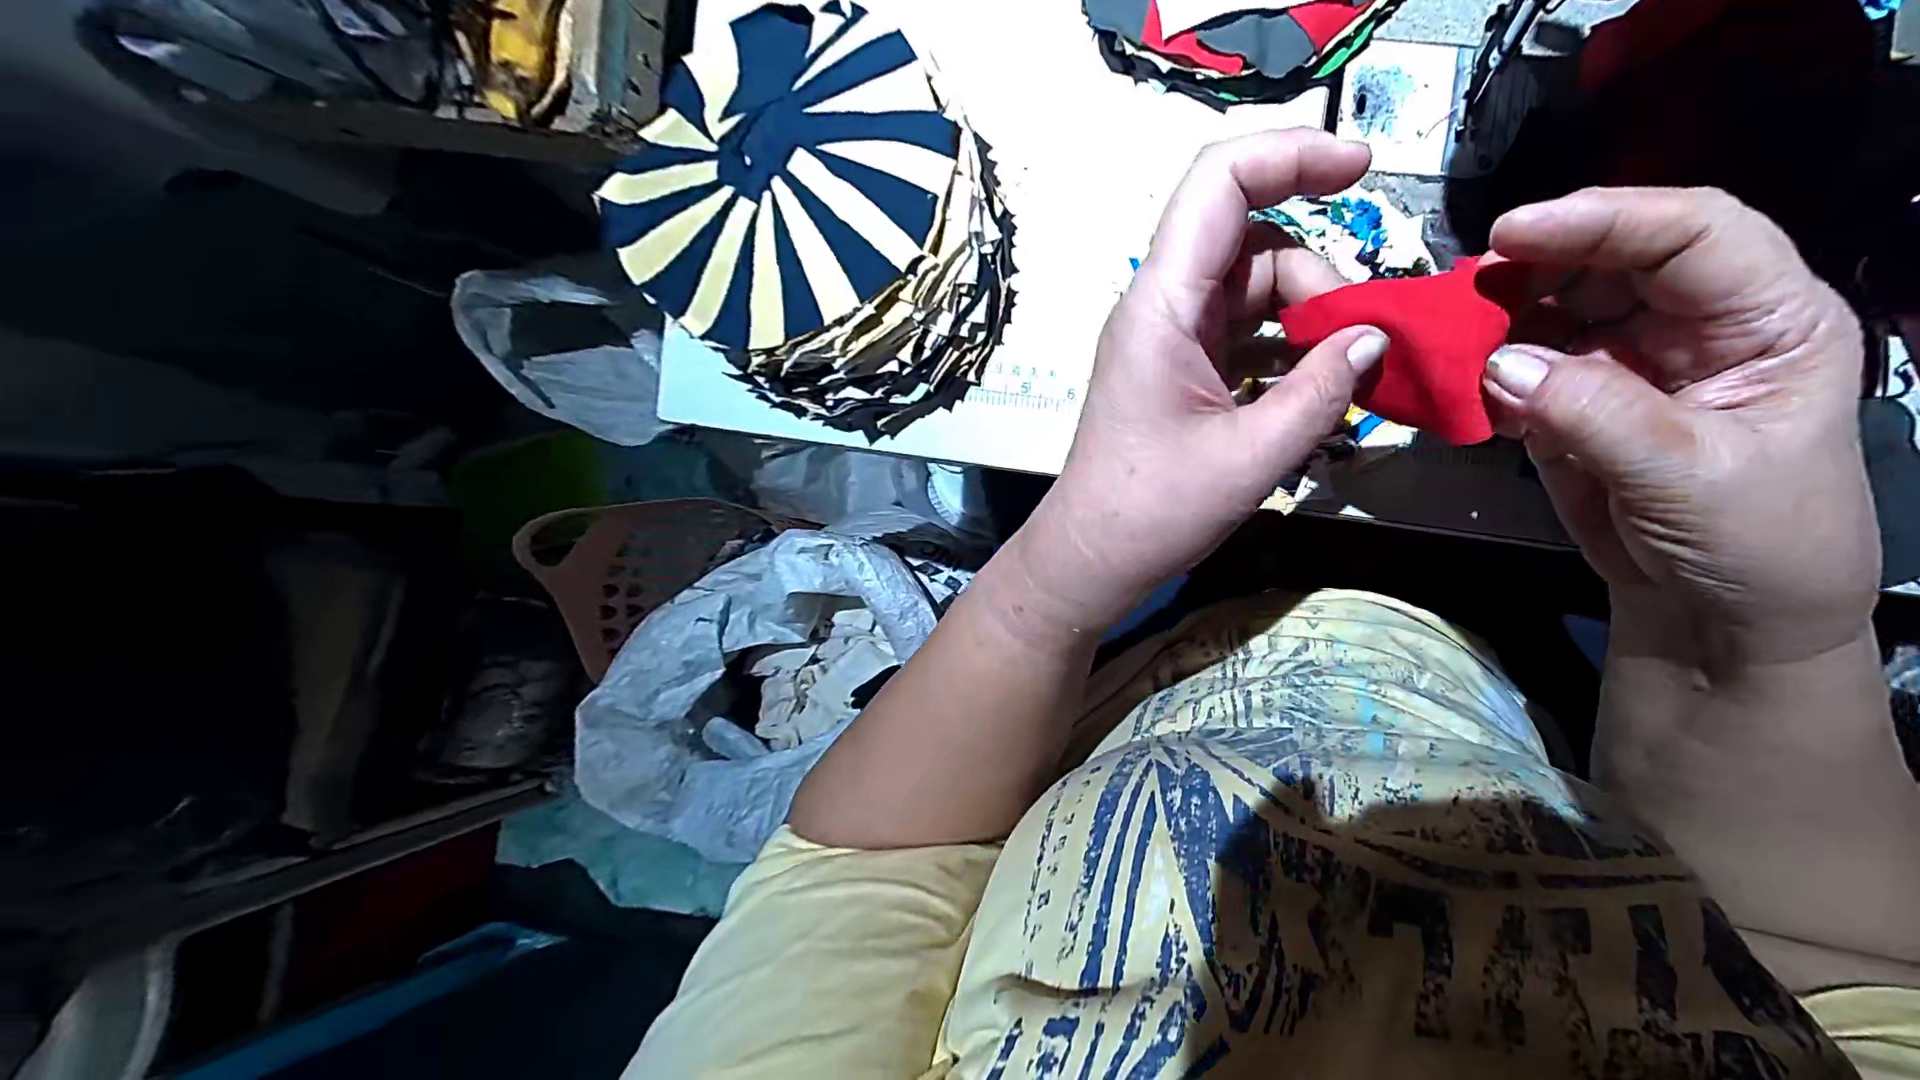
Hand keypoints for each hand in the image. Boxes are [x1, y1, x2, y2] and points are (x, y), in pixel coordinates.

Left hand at [1005, 130, 1389, 636]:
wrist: (1093, 555)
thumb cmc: (1153, 511)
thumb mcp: (1251, 455)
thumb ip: (1321, 390)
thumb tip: (1375, 338)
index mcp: (1161, 307)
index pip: (1218, 186)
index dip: (1290, 156)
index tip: (1361, 167)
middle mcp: (1160, 309)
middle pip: (1251, 243)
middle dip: (1318, 277)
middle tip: (1359, 344)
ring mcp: (1168, 340)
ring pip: (1253, 290)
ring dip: (1308, 318)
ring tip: (1346, 376)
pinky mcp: (1178, 371)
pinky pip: (1243, 333)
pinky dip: (1285, 349)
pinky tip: (1317, 389)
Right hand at [1482, 187, 1878, 666]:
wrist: (1712, 609)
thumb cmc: (1752, 538)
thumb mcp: (1689, 475)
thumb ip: (1595, 414)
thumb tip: (1497, 364)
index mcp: (1761, 319)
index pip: (1692, 237)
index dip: (1602, 221)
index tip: (1510, 233)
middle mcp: (1685, 325)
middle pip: (1605, 263)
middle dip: (1531, 266)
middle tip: (1456, 291)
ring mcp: (1617, 363)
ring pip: (1545, 312)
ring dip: (1490, 322)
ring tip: (1442, 342)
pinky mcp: (1564, 401)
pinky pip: (1509, 370)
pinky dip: (1474, 375)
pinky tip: (1453, 388)